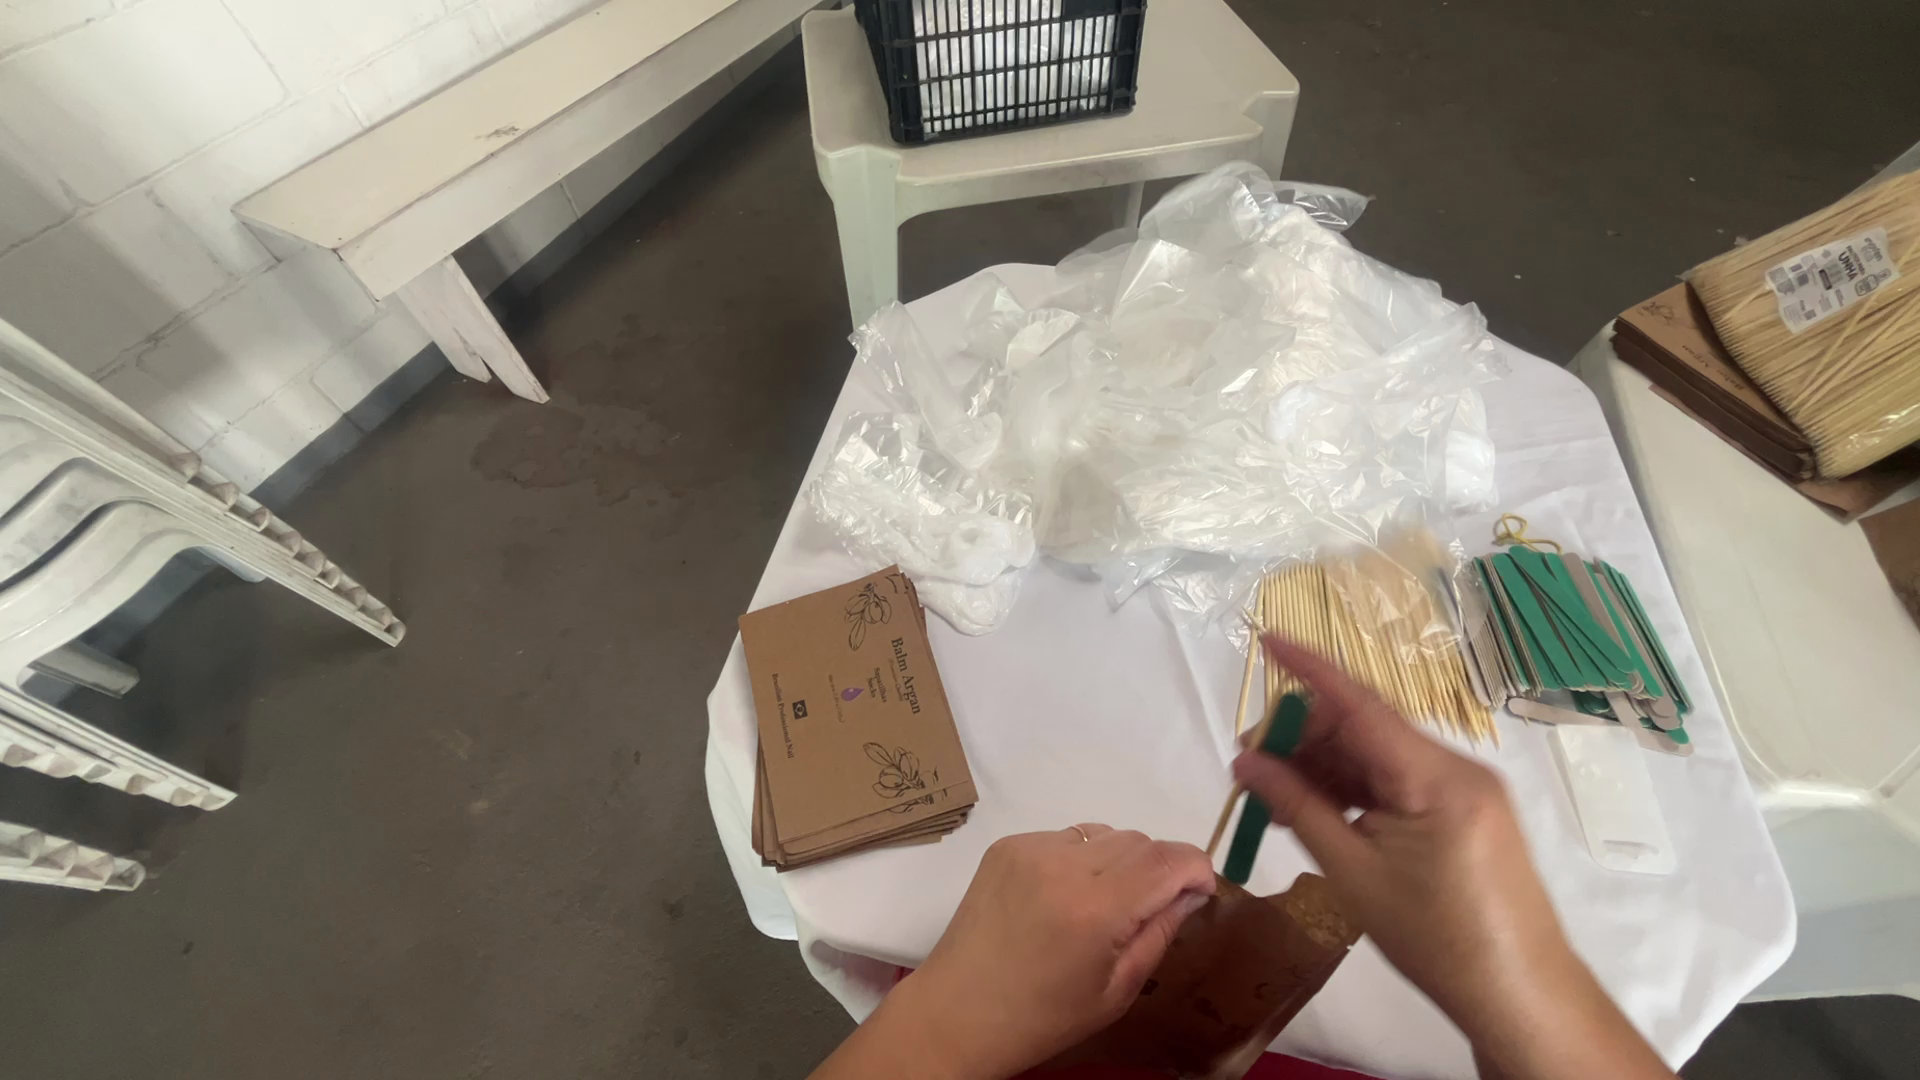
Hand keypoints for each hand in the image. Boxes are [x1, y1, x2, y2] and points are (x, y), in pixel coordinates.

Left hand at [811, 825, 1214, 1079]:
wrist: (960, 1008)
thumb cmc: (1045, 1015)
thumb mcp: (1117, 988)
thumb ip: (1160, 931)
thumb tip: (1192, 890)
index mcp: (1095, 907)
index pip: (1168, 859)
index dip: (1195, 868)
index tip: (1200, 891)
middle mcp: (1063, 862)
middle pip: (1138, 840)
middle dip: (1158, 867)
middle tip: (1147, 908)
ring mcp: (1031, 847)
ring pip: (1103, 832)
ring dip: (1118, 859)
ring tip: (1100, 903)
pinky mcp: (1008, 843)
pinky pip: (1065, 836)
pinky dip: (1079, 857)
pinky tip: (1062, 895)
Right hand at [1235, 634, 1673, 1079]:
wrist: (1524, 1002)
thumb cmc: (1437, 940)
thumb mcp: (1352, 871)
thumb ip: (1296, 806)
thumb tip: (1243, 762)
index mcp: (1436, 778)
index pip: (1361, 705)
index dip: (1309, 669)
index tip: (1266, 640)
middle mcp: (1454, 768)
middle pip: (1363, 728)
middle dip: (1302, 737)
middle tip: (1250, 763)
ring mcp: (1461, 788)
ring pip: (1374, 753)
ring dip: (1321, 765)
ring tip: (1272, 794)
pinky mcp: (1459, 809)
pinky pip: (1392, 779)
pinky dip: (1349, 786)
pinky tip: (1313, 807)